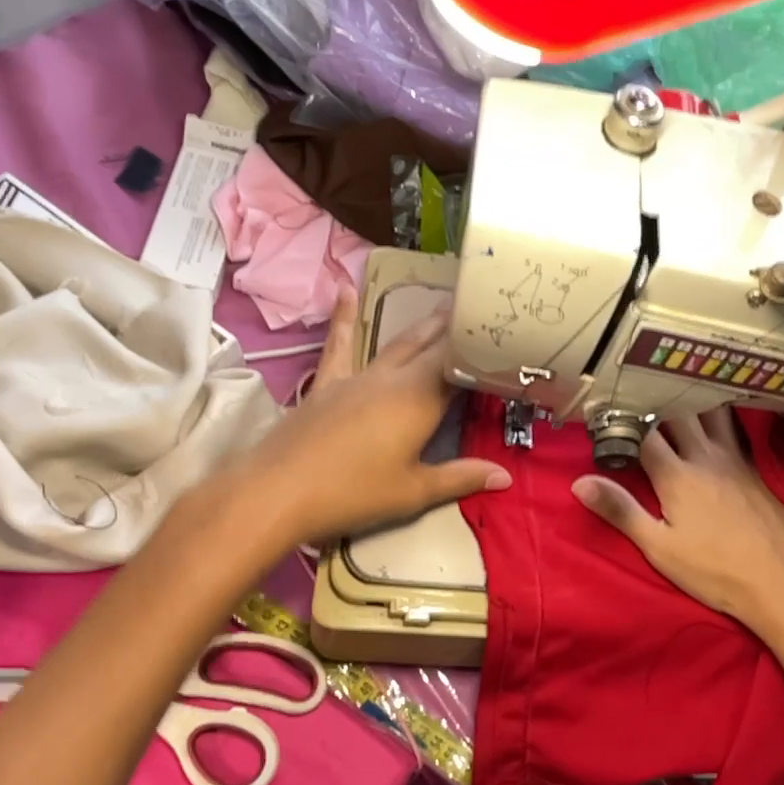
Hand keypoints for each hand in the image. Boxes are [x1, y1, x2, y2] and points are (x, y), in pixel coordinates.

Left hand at [186, 286, 509, 549]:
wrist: (277, 491)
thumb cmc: (352, 493)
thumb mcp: (413, 492)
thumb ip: (460, 478)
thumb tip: (506, 476)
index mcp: (419, 402)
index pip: (458, 365)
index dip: (482, 350)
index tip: (504, 334)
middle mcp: (392, 380)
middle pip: (431, 347)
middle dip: (458, 328)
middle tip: (480, 307)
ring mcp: (357, 378)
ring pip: (397, 343)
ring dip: (423, 324)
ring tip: (443, 303)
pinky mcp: (328, 383)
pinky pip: (341, 344)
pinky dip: (346, 317)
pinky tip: (346, 290)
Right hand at [571, 409, 783, 634]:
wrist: (780, 580)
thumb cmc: (713, 570)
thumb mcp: (659, 547)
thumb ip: (621, 511)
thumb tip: (579, 483)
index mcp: (676, 474)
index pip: (643, 433)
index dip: (623, 422)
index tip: (607, 418)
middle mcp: (706, 456)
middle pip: (678, 413)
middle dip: (657, 404)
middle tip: (639, 400)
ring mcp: (735, 460)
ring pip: (712, 413)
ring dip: (692, 401)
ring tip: (676, 394)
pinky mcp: (755, 469)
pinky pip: (734, 430)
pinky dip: (718, 418)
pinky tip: (716, 418)